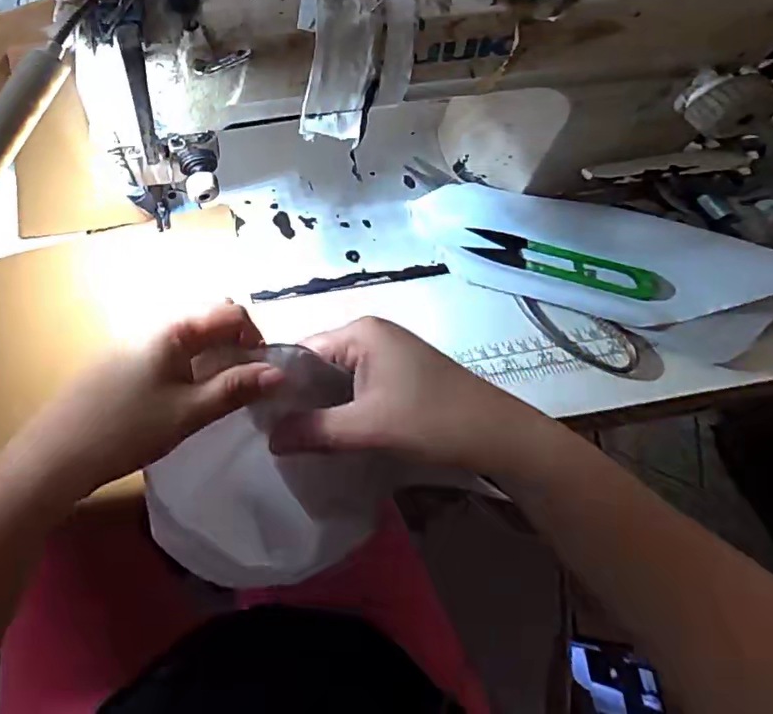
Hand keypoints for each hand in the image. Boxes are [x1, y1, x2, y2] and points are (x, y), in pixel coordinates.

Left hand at [9, 302, 283, 496]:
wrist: (61, 448)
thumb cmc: (128, 428)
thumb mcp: (188, 412)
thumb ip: (234, 389)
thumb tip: (279, 372)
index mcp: (172, 327)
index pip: (229, 311)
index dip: (254, 336)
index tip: (263, 373)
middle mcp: (153, 323)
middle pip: (207, 316)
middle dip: (234, 340)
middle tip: (242, 382)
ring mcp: (135, 338)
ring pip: (187, 333)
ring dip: (211, 352)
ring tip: (218, 392)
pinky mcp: (123, 357)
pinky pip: (167, 346)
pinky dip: (188, 361)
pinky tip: (186, 394)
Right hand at [268, 316, 552, 472]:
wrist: (509, 441)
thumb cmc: (435, 422)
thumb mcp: (369, 428)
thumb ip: (315, 430)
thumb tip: (269, 439)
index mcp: (360, 331)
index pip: (301, 350)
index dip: (281, 383)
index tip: (263, 415)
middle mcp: (371, 333)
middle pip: (318, 363)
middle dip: (301, 396)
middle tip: (280, 430)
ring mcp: (388, 352)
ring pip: (337, 377)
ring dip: (323, 404)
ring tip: (304, 433)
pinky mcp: (401, 373)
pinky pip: (357, 385)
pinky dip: (345, 406)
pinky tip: (338, 430)